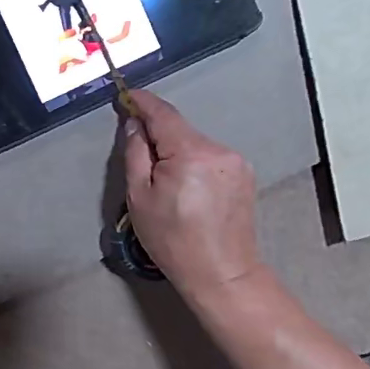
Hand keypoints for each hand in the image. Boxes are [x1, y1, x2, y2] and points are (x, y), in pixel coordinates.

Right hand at [122, 89, 265, 295]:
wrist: (222, 273)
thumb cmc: (173, 239)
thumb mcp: (139, 196)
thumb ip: (135, 153)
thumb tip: (135, 125)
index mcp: (191, 153)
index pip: (163, 114)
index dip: (142, 102)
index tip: (126, 95)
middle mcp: (218, 150)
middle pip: (179, 129)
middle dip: (157, 134)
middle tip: (137, 153)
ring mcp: (236, 161)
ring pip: (194, 143)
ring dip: (175, 150)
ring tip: (162, 181)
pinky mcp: (243, 174)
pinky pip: (208, 156)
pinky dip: (191, 161)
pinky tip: (184, 187)